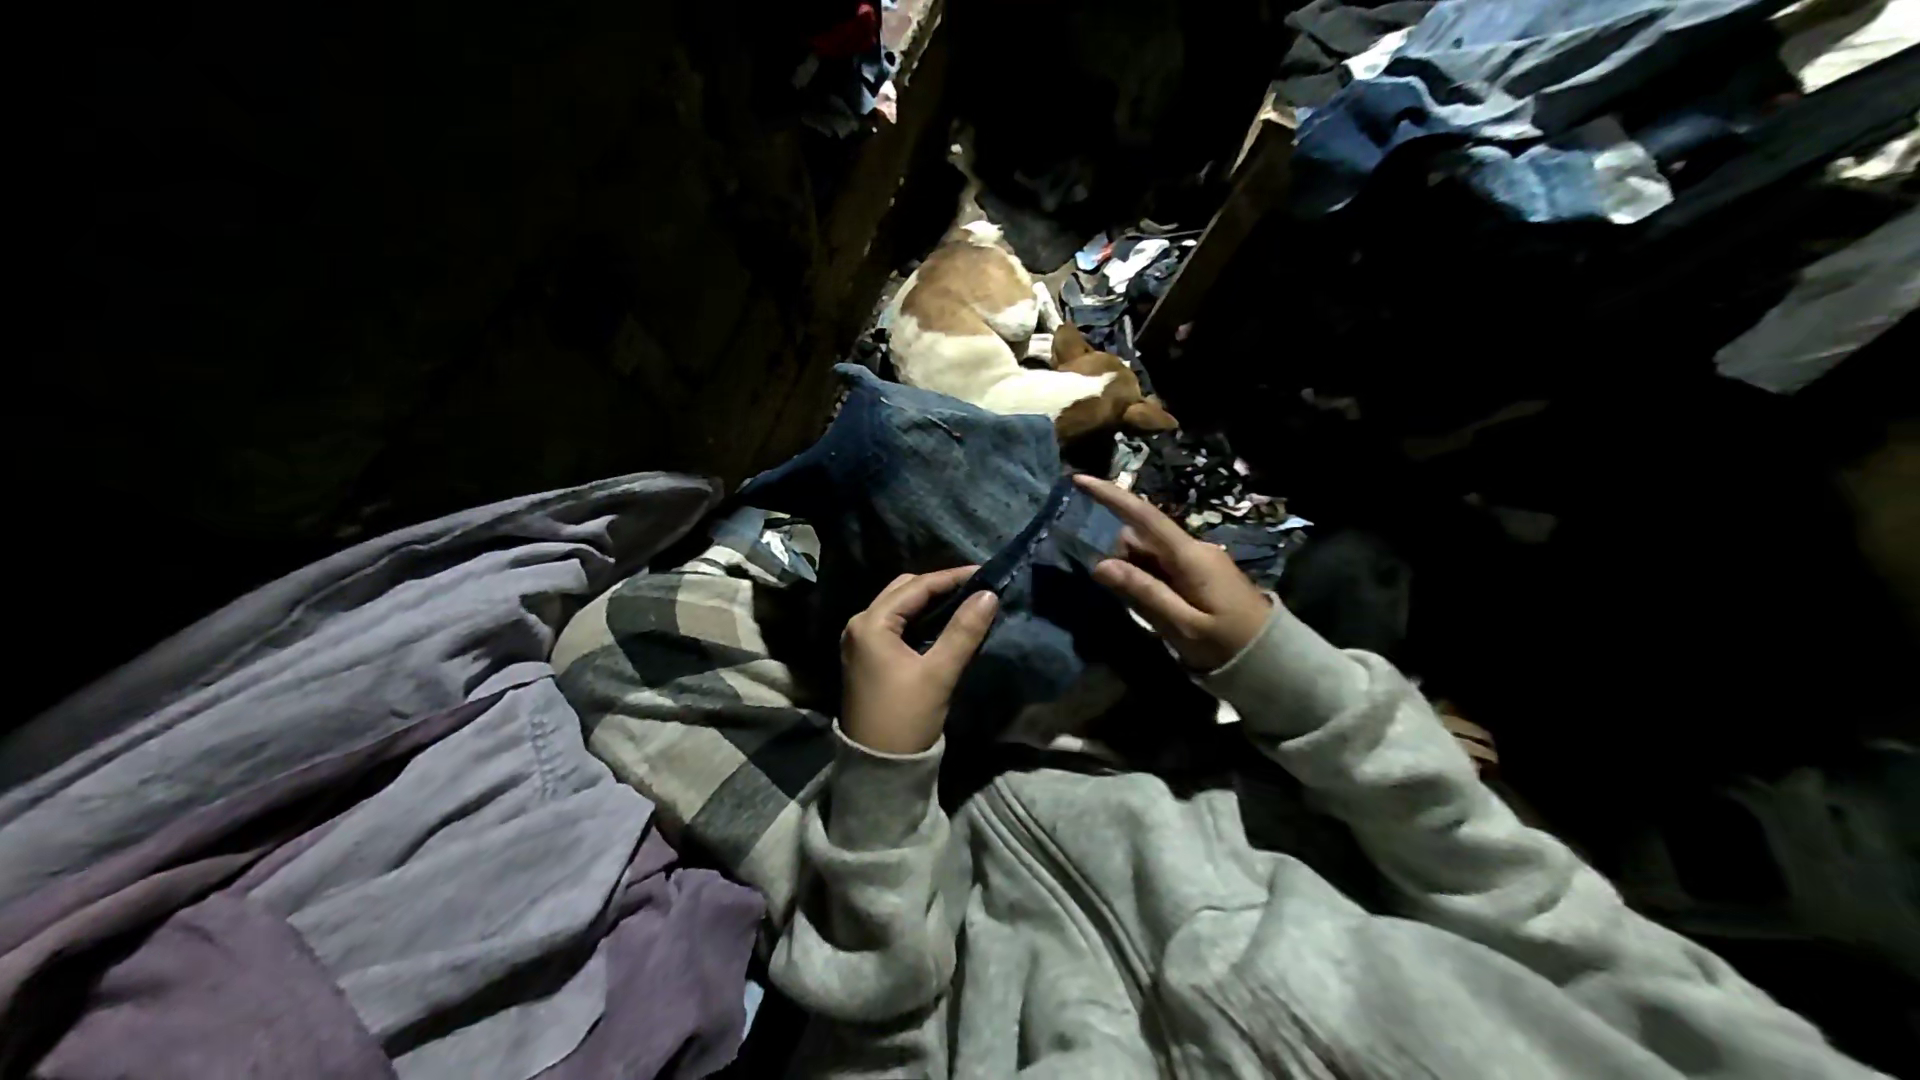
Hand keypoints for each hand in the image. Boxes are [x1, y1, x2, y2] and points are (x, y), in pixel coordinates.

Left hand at [841, 567, 998, 754]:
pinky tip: (944, 622)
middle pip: (903, 590)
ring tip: (964, 600)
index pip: (916, 587)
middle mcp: (860, 625)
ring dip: (929, 601)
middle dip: (939, 585)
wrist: (877, 767)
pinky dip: (919, 618)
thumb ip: (964, 631)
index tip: (984, 573)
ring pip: (899, 606)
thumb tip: (988, 595)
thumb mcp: (938, 673)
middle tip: (975, 587)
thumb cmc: (906, 717)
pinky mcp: (867, 656)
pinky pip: (895, 623)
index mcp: (871, 624)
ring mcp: (861, 641)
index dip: (951, 577)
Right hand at [1073, 474, 1272, 669]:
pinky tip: (1157, 605)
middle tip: (1128, 600)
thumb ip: (1143, 592)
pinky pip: (1161, 564)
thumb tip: (1101, 565)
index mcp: (1189, 556)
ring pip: (1147, 551)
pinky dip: (1148, 578)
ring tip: (1150, 612)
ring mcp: (1197, 558)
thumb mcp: (1182, 624)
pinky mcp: (1199, 570)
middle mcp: (1192, 548)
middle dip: (1121, 558)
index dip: (1110, 495)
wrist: (1271, 658)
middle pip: (1139, 537)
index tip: (1079, 479)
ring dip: (1135, 572)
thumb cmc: (1227, 644)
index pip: (1144, 516)